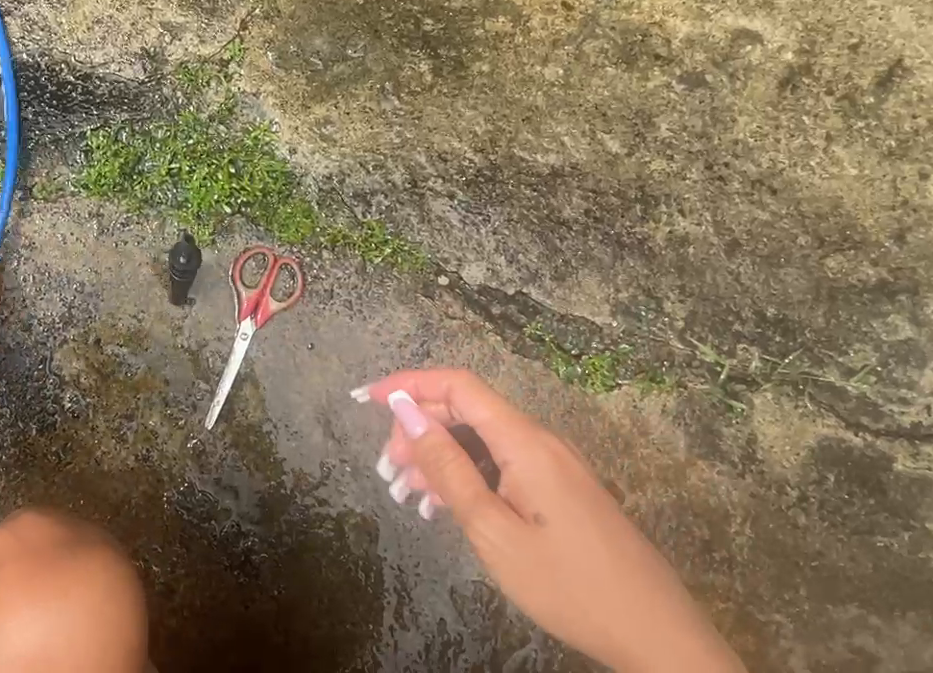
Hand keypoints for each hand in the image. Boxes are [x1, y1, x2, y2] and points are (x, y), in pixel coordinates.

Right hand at [356, 369, 743, 672]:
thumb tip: (405, 410)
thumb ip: (446, 465)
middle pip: (465, 411)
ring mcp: (554, 467)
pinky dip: (465, 476)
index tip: (365, 399)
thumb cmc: (569, 585)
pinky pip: (500, 464)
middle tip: (388, 472)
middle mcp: (541, 442)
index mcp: (526, 442)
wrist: (660, 641)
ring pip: (480, 441)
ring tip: (407, 495)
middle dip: (416, 431)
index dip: (408, 383)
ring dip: (437, 458)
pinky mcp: (561, 491)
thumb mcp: (491, 528)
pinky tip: (443, 506)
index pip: (457, 385)